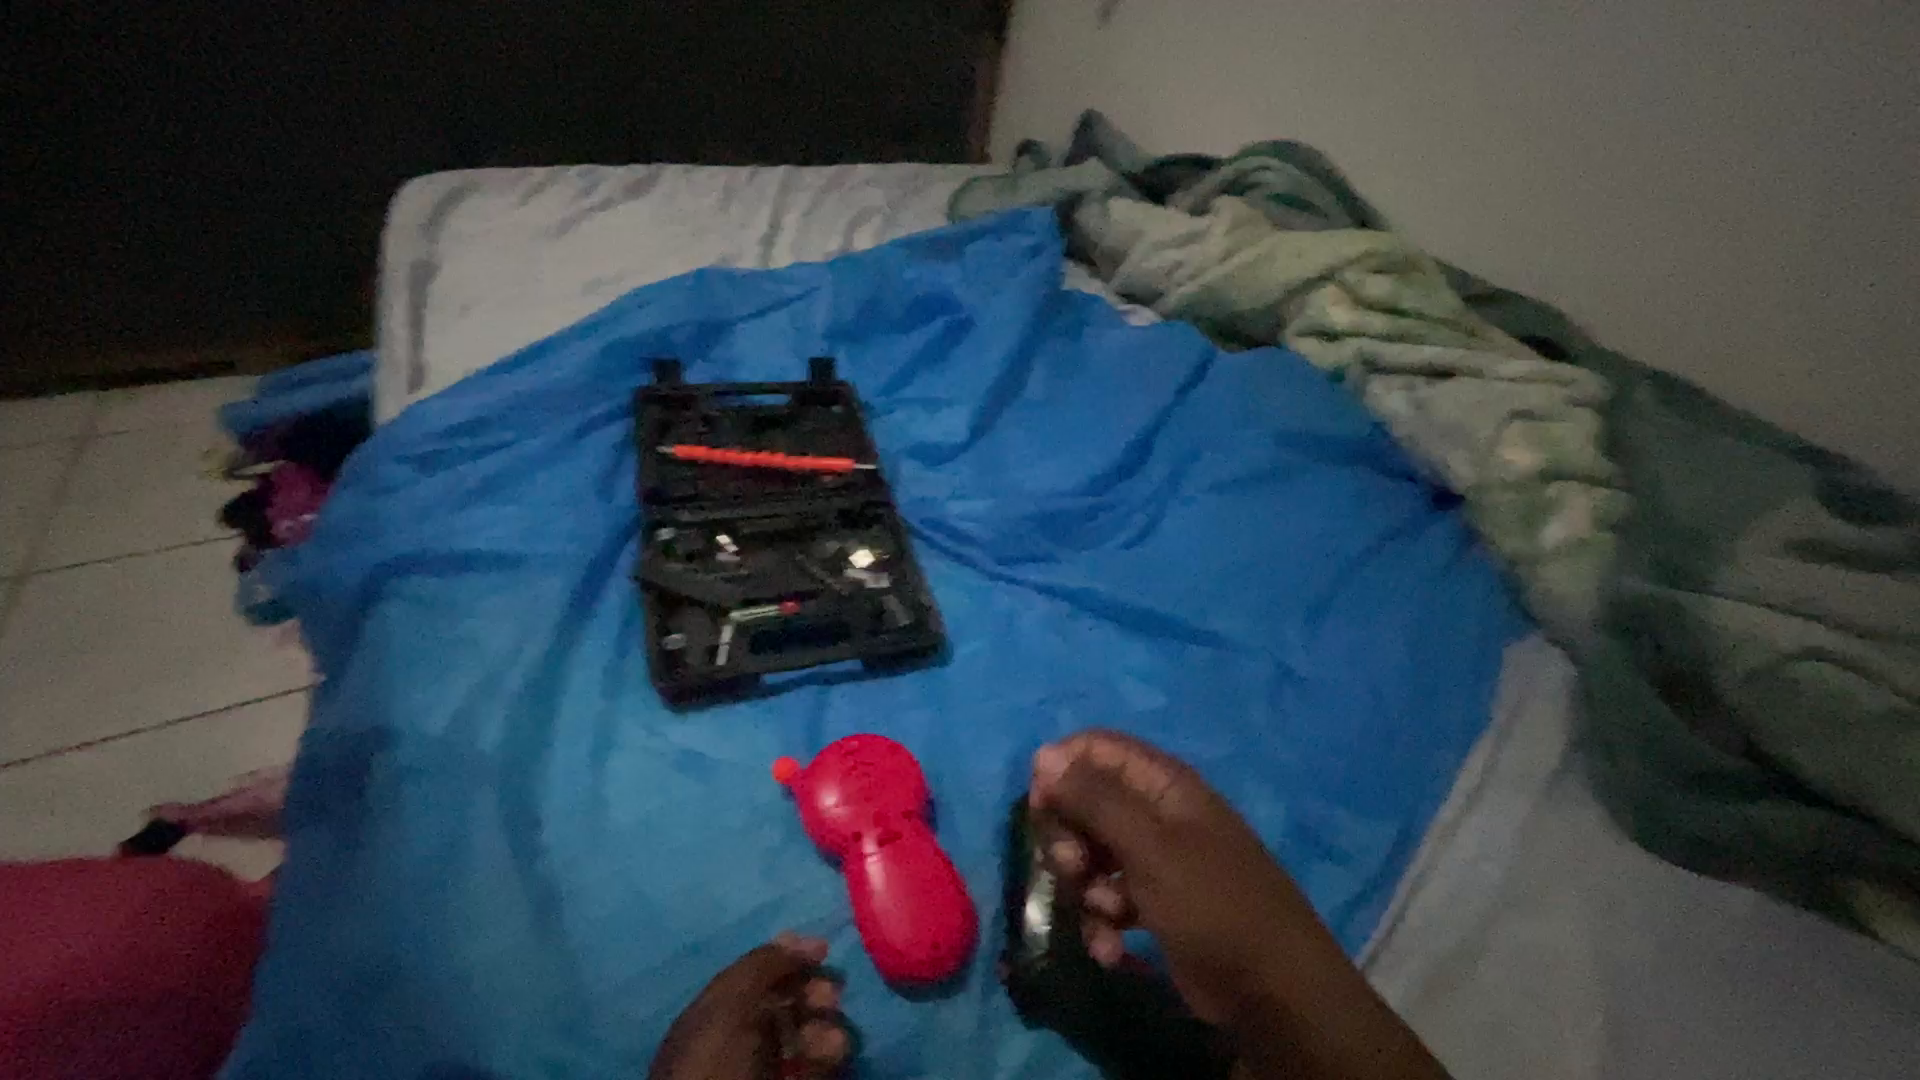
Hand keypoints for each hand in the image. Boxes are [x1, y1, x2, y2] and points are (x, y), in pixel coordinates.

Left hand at [648, 933, 852, 1079]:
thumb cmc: (715, 1062)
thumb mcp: (730, 1003)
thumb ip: (764, 964)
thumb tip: (804, 940)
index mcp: (718, 1009)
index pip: (760, 973)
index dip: (791, 957)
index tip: (823, 949)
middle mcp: (743, 1035)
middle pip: (788, 1000)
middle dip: (814, 991)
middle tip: (830, 995)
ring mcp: (767, 1066)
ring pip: (807, 1033)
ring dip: (825, 1026)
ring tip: (830, 1036)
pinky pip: (817, 1065)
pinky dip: (829, 1056)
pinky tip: (834, 1053)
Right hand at [1028, 730, 1320, 1026]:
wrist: (1274, 995)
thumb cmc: (1213, 906)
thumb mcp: (1149, 847)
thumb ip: (1094, 799)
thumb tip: (1043, 755)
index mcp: (1163, 784)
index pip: (1096, 748)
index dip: (1060, 768)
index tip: (1039, 805)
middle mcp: (1157, 813)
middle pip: (1086, 801)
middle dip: (1068, 837)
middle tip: (1073, 868)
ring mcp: (1156, 860)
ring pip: (1091, 853)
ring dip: (1084, 886)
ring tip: (1104, 914)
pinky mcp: (1153, 904)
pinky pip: (1107, 897)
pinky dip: (1102, 921)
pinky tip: (1111, 948)